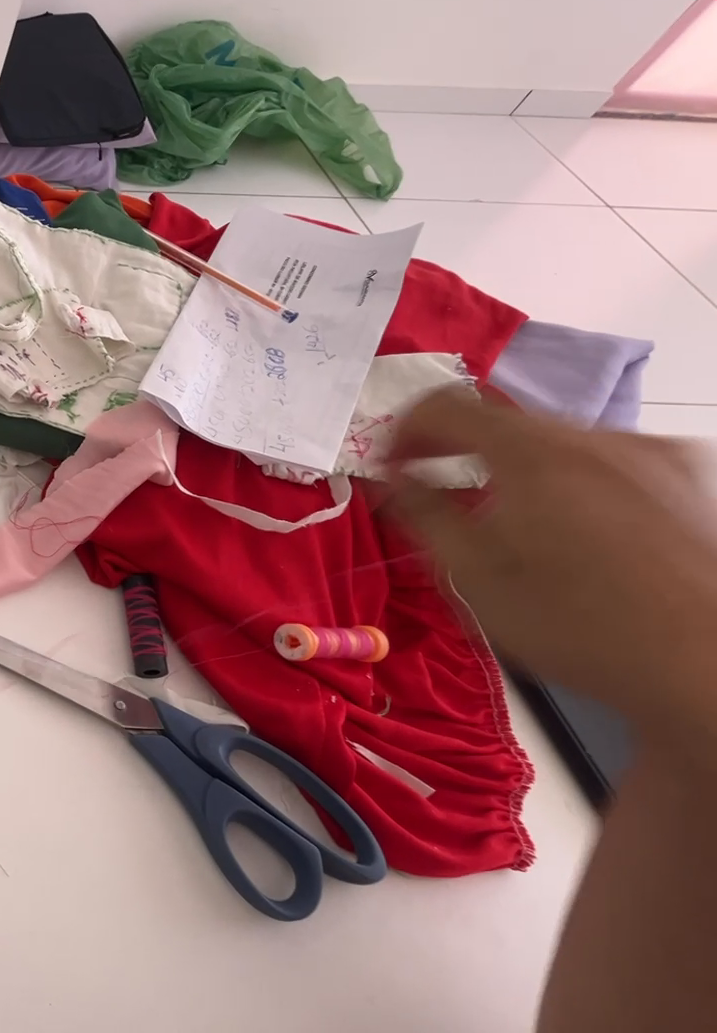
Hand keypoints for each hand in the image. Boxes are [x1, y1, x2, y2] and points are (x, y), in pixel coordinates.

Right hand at [388, 389, 716, 747]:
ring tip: (511, 522)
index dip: (401, 432)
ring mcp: (658, 454)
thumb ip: (420, 512)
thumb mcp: (470, 574)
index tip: (389, 468)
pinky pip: (605, 460)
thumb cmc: (575, 624)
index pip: (444, 405)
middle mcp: (601, 439)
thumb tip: (392, 477)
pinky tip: (573, 530)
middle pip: (503, 422)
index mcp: (537, 455)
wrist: (709, 669)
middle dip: (458, 454)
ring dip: (515, 469)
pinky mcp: (693, 478)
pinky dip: (569, 481)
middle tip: (438, 497)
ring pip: (555, 442)